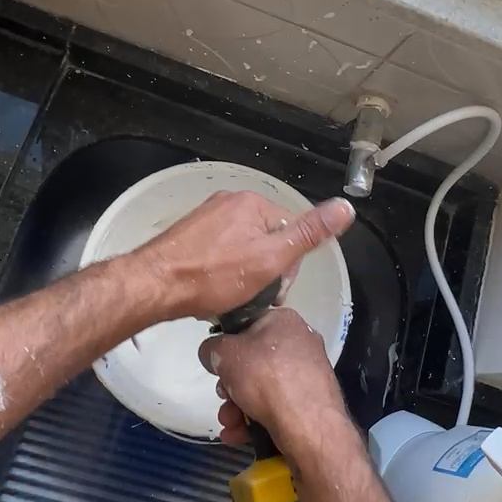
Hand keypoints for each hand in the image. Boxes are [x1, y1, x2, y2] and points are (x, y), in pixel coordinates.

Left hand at [131, 191, 354, 321]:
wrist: (154, 286)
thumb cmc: (214, 276)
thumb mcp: (271, 258)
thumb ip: (309, 233)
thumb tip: (346, 207)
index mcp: (253, 203)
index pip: (291, 232)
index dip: (288, 266)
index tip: (273, 291)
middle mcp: (229, 202)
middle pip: (267, 239)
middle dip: (266, 271)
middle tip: (253, 299)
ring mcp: (206, 217)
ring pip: (243, 248)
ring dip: (244, 275)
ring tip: (231, 299)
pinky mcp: (189, 234)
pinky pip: (219, 251)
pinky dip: (222, 271)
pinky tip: (214, 291)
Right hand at [197, 308, 352, 459]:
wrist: (309, 425)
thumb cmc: (265, 377)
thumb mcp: (225, 354)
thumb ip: (212, 348)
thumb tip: (213, 353)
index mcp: (284, 320)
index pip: (247, 324)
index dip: (227, 343)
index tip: (217, 364)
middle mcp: (300, 343)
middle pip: (252, 361)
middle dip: (230, 384)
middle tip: (223, 397)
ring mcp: (307, 374)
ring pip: (261, 387)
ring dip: (237, 406)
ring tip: (229, 423)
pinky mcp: (310, 403)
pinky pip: (275, 406)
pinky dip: (254, 419)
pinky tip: (237, 434)